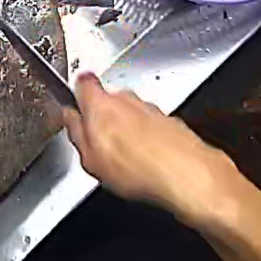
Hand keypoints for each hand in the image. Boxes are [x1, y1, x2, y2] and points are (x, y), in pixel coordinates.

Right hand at [62, 72, 250, 229]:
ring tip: (127, 160)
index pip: (83, 82)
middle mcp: (127, 99)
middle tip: (100, 143)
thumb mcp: (89, 159)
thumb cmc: (139, 169)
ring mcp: (152, 109)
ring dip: (128, 129)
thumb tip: (70, 118)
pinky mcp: (173, 123)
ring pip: (132, 113)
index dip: (78, 92)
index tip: (76, 105)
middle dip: (104, 117)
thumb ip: (75, 132)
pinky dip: (149, 139)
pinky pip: (153, 127)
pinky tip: (148, 162)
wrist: (189, 177)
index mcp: (100, 103)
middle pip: (108, 100)